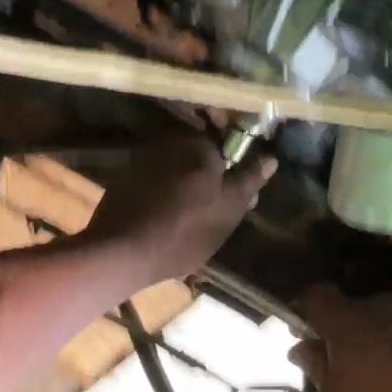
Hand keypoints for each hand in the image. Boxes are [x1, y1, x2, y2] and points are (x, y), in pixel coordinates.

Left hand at [84, 135, 276, 284]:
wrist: (121, 252)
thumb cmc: (185, 229)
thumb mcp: (229, 208)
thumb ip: (250, 179)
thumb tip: (270, 157)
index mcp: (197, 143)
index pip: (229, 139)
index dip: (241, 165)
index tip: (246, 191)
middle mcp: (169, 141)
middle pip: (204, 154)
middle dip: (217, 176)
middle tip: (226, 209)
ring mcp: (144, 159)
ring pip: (181, 168)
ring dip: (193, 186)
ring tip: (201, 220)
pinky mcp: (126, 179)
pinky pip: (160, 180)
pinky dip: (171, 194)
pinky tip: (173, 219)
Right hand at [292, 287, 391, 391]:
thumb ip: (317, 371)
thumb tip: (301, 349)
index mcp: (347, 322)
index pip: (317, 296)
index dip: (307, 312)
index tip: (307, 336)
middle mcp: (380, 306)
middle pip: (353, 310)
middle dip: (346, 332)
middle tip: (347, 367)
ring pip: (385, 319)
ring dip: (379, 338)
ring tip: (386, 375)